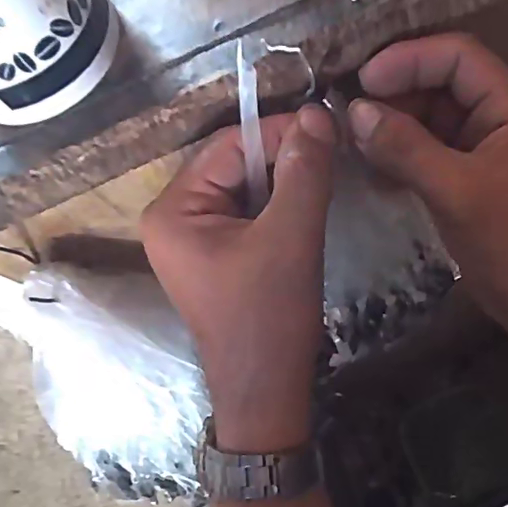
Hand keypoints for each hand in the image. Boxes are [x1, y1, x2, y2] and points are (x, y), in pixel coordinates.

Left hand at [141, 105, 335, 451]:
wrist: (267, 392)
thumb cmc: (270, 318)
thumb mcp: (291, 238)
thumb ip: (304, 173)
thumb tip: (320, 114)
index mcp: (173, 210)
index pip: (228, 146)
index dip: (279, 132)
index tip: (329, 127)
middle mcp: (173, 222)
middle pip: (235, 169)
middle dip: (284, 163)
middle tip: (334, 158)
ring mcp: (194, 247)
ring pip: (246, 196)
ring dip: (286, 189)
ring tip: (327, 187)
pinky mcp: (218, 266)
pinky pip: (249, 223)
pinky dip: (280, 215)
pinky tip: (308, 219)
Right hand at [348, 33, 507, 341]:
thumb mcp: (457, 192)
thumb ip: (407, 148)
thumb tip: (356, 112)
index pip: (458, 57)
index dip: (408, 59)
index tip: (362, 82)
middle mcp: (502, 122)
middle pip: (443, 87)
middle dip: (397, 98)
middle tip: (352, 118)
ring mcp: (488, 155)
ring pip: (435, 125)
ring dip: (397, 132)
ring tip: (356, 146)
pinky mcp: (474, 185)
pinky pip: (435, 158)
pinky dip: (407, 162)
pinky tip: (376, 176)